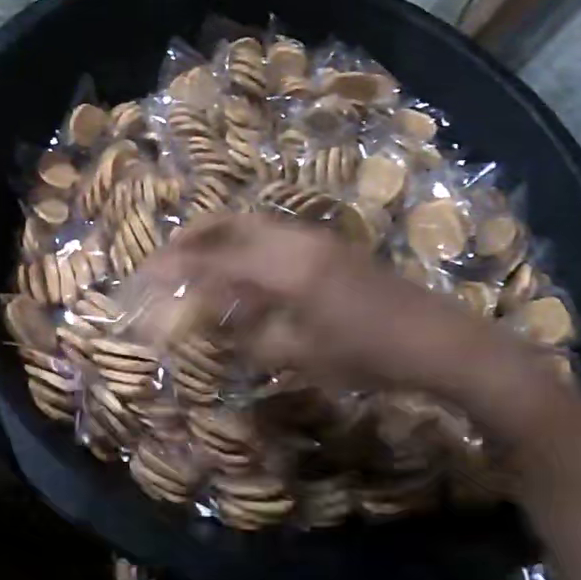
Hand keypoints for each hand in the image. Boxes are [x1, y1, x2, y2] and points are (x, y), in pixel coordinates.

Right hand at [128, 214, 533, 397]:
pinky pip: (268, 232)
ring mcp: (313, 236)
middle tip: (161, 259)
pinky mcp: (327, 244)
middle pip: (226, 223)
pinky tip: (236, 269)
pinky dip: (240, 243)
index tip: (141, 276)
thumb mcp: (295, 354)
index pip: (211, 260)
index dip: (172, 267)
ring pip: (248, 223)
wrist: (438, 341)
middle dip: (187, 238)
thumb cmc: (364, 356)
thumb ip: (243, 330)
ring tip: (191, 262)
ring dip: (214, 237)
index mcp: (282, 268)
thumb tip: (204, 315)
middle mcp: (293, 239)